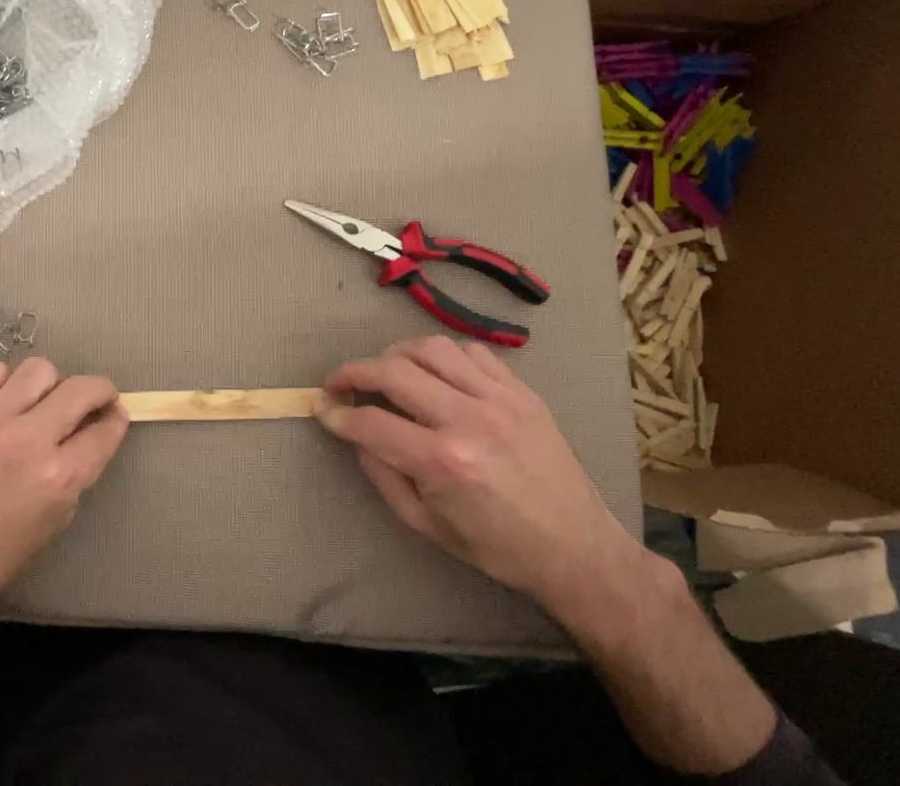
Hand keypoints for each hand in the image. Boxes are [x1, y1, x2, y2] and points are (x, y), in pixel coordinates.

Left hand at [0, 357, 129, 622]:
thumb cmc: (7, 548)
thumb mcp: (61, 514)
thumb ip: (80, 467)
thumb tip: (94, 428)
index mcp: (58, 476)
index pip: (103, 430)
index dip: (116, 420)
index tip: (115, 415)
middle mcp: (27, 441)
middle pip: (80, 389)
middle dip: (98, 392)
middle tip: (94, 401)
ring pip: (38, 369)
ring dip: (50, 384)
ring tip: (42, 403)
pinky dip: (5, 381)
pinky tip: (5, 402)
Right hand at [317, 337, 653, 629]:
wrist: (577, 550)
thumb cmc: (495, 547)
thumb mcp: (423, 523)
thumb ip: (381, 474)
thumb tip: (356, 434)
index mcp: (443, 462)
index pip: (370, 422)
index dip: (336, 414)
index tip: (322, 410)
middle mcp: (470, 420)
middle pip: (393, 371)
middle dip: (353, 372)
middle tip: (338, 384)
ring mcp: (501, 401)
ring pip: (432, 349)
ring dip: (395, 354)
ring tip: (383, 371)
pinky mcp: (524, 394)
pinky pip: (472, 353)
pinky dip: (441, 356)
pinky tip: (432, 374)